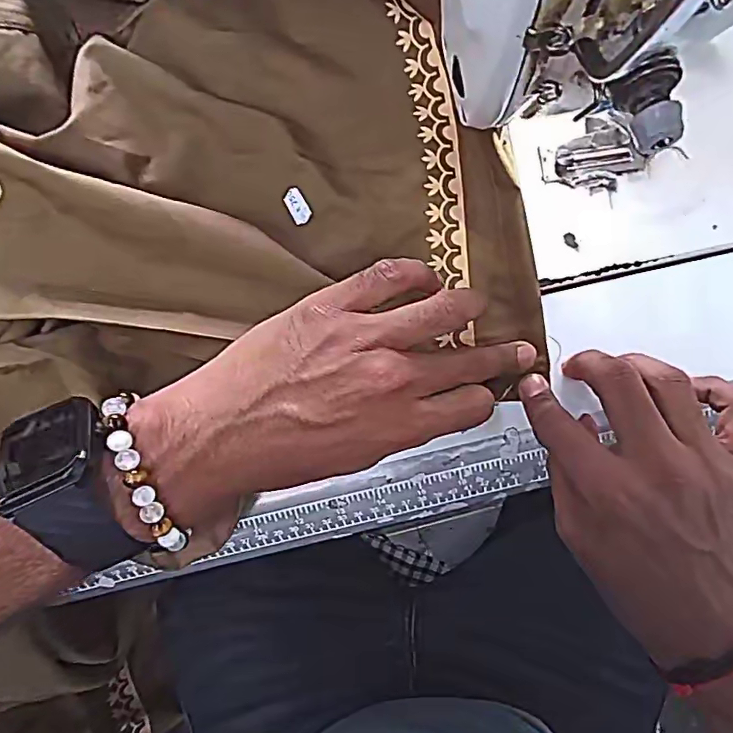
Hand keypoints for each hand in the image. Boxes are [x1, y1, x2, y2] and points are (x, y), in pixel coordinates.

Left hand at [117, 259, 536, 541]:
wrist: (219, 434)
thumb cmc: (278, 453)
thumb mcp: (354, 458)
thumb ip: (398, 430)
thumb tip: (420, 411)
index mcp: (401, 424)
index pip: (470, 404)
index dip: (486, 396)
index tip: (489, 389)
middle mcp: (393, 379)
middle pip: (469, 359)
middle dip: (500, 354)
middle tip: (513, 347)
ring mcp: (365, 338)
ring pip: (443, 310)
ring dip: (468, 306)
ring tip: (474, 303)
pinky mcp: (332, 307)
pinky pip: (389, 278)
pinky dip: (415, 274)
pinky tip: (424, 276)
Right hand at [518, 352, 732, 669]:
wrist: (707, 622)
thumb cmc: (640, 588)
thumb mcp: (578, 538)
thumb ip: (566, 479)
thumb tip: (567, 430)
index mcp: (608, 491)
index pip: (559, 423)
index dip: (539, 398)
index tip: (535, 388)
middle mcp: (657, 468)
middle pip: (619, 383)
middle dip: (590, 362)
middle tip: (580, 366)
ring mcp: (704, 463)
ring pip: (671, 383)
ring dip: (638, 364)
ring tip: (623, 368)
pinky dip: (717, 387)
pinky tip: (693, 389)